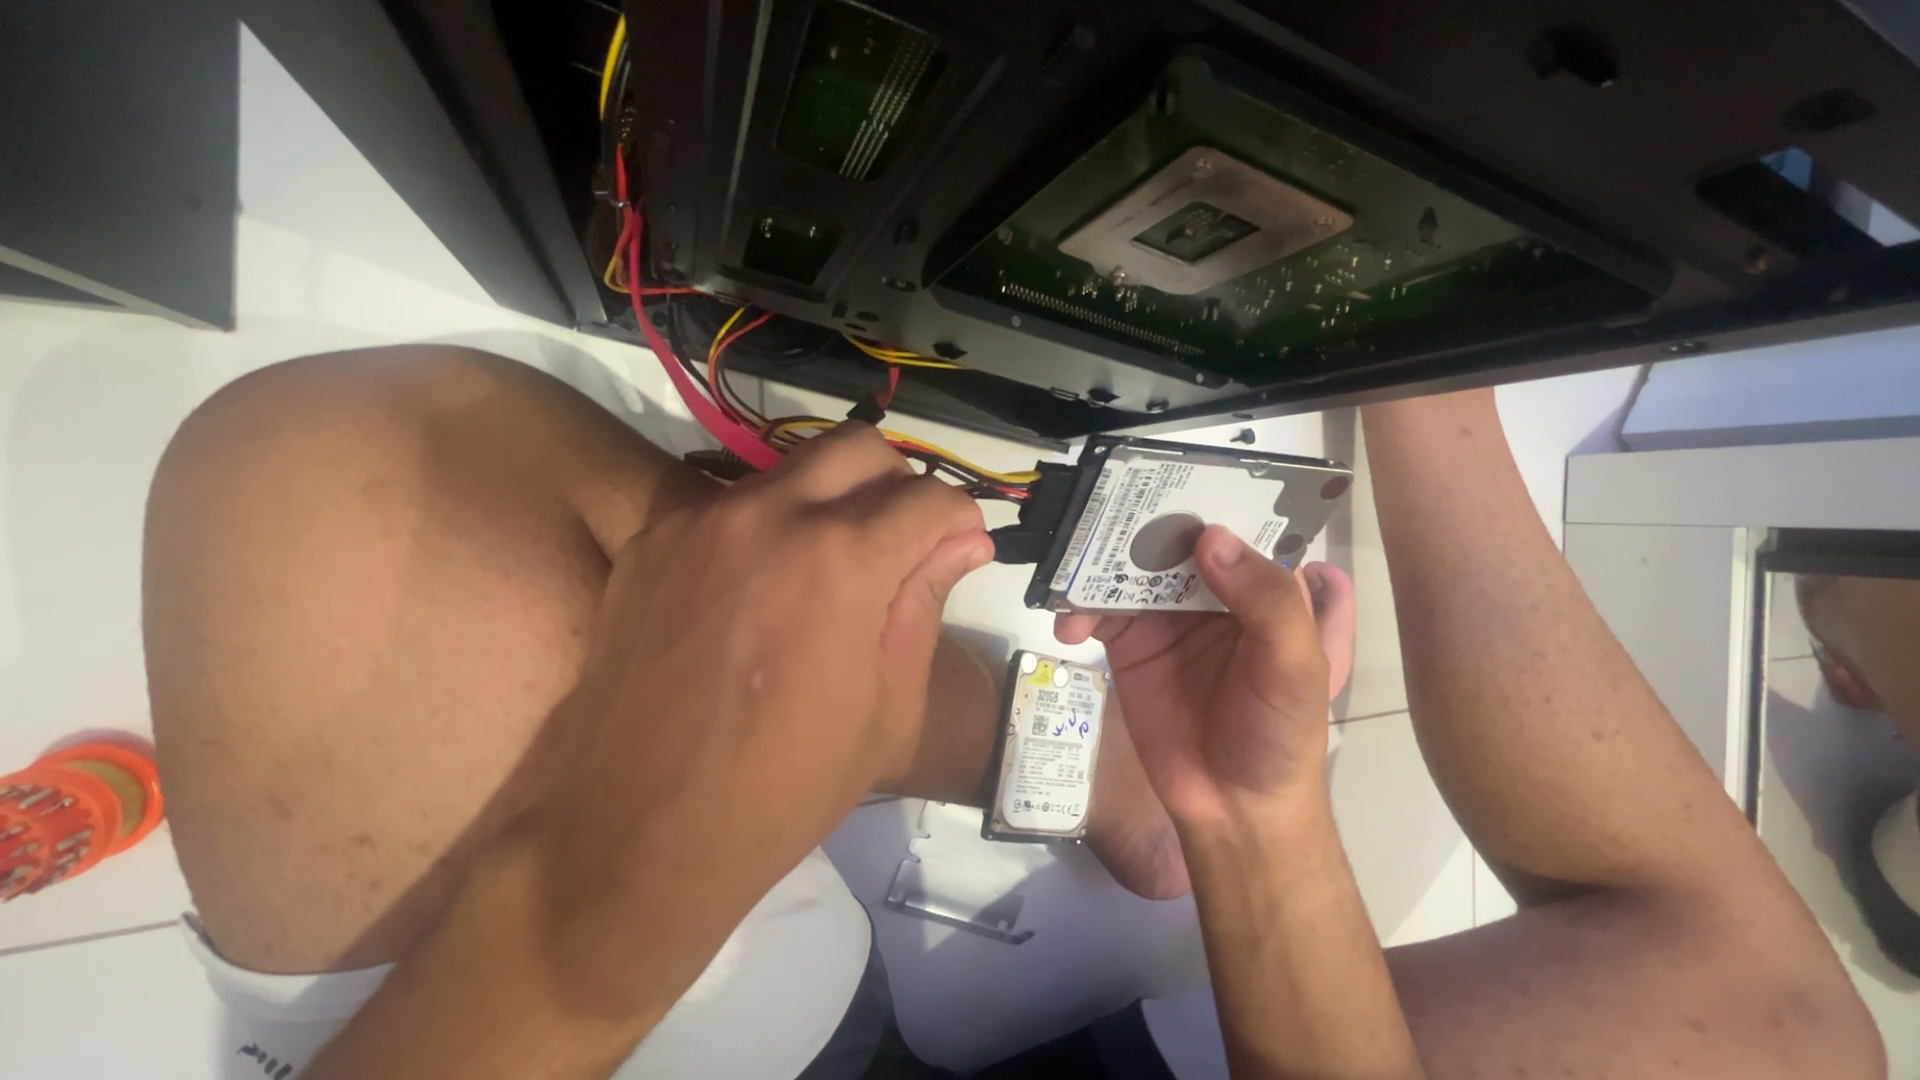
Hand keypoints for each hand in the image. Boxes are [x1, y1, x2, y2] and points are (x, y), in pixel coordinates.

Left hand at [530, 424, 990, 947]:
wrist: (636, 830)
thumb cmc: (784, 788)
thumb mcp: (888, 710)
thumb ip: (925, 605)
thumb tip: (961, 543)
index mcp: (842, 562)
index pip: (928, 499)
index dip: (959, 524)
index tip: (959, 554)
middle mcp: (770, 515)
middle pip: (860, 447)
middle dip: (898, 484)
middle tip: (903, 541)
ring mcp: (700, 520)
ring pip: (791, 468)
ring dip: (831, 499)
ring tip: (831, 568)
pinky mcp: (653, 539)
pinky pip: (730, 504)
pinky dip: (767, 527)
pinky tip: (760, 589)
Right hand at [1056, 527, 1353, 828]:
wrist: (1232, 809)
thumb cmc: (1282, 735)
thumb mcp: (1297, 667)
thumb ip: (1267, 601)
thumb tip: (1208, 536)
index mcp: (1269, 589)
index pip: (1244, 528)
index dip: (1216, 499)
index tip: (1180, 479)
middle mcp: (1217, 592)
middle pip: (1177, 540)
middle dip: (1141, 524)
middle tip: (1104, 509)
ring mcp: (1170, 616)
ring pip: (1131, 568)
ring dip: (1099, 562)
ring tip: (1073, 568)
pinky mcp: (1131, 643)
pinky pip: (1098, 611)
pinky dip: (1077, 609)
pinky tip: (1068, 626)